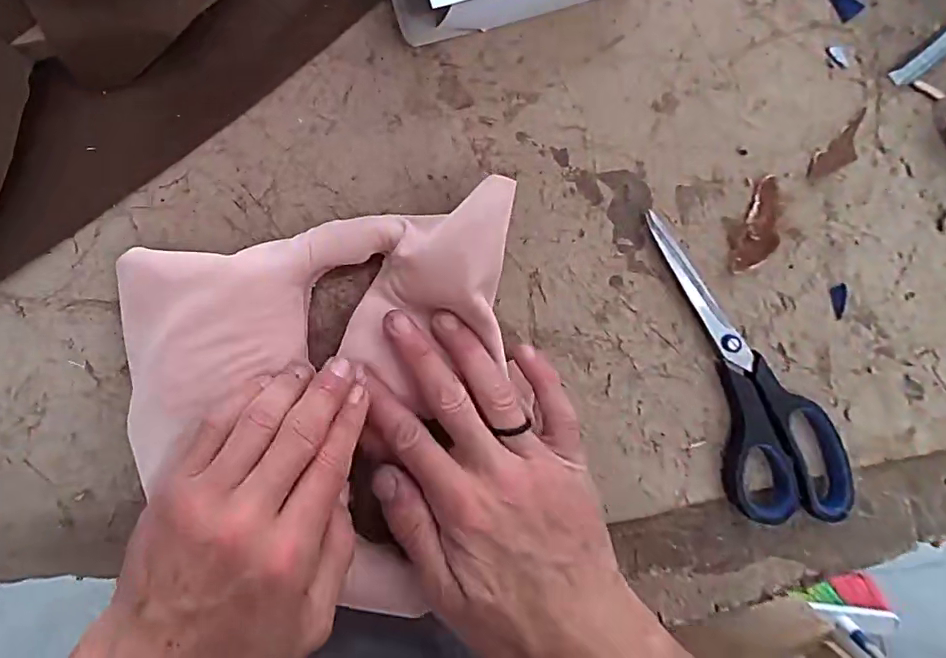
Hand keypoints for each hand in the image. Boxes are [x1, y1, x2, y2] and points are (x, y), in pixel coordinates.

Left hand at [75, 358, 369, 657]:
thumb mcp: (311, 619)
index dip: (349, 420)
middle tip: (344, 365)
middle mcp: (247, 518)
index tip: (363, 391)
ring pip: (256, 421)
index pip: (329, 464)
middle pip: (297, 434)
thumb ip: (339, 551)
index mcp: (288, 552)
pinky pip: (211, 426)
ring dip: (287, 386)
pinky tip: (264, 381)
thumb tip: (345, 484)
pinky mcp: (172, 487)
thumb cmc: (243, 642)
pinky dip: (242, 396)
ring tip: (308, 367)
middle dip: (327, 393)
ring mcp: (204, 498)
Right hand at [364, 311, 687, 657]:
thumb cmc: (509, 618)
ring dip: (471, 351)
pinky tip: (523, 347)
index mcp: (461, 504)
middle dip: (421, 356)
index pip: (411, 438)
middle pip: (452, 400)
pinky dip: (543, 376)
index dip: (383, 402)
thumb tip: (384, 473)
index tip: (362, 371)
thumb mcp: (446, 593)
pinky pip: (558, 408)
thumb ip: (413, 530)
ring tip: (447, 319)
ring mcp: (537, 459)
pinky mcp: (571, 459)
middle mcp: (497, 471)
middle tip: (399, 321)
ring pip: (498, 393)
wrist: (582, 632)